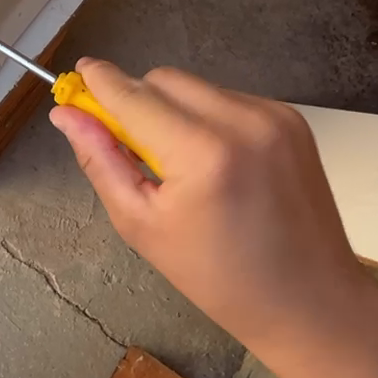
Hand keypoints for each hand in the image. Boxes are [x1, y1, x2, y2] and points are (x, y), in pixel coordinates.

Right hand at [50, 60, 373, 348]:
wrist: (313, 303)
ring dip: (172, 108)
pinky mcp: (291, 119)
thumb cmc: (217, 276)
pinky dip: (206, 117)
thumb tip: (65, 114)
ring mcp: (273, 115)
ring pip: (193, 86)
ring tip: (179, 161)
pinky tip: (215, 161)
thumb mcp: (140, 224)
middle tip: (130, 142)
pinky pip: (225, 98)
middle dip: (137, 99)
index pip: (133, 94)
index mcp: (201, 152)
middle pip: (162, 79)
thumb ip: (99, 159)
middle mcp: (241, 120)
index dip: (99, 81)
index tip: (76, 74)